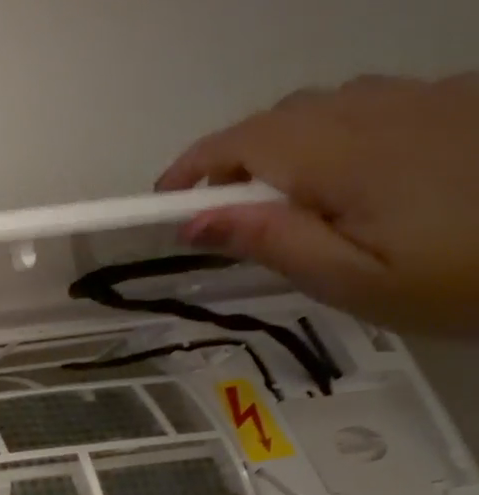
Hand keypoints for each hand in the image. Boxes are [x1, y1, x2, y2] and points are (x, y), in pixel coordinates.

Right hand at [156, 73, 478, 335]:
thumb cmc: (460, 279)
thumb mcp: (351, 281)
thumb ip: (271, 243)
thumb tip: (194, 221)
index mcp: (343, 157)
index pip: (239, 142)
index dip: (189, 167)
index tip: (160, 201)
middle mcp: (383, 113)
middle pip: (282, 117)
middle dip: (238, 157)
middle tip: (225, 212)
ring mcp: (434, 100)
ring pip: (333, 105)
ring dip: (291, 142)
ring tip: (291, 195)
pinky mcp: (471, 102)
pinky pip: (385, 104)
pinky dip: (347, 132)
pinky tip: (362, 174)